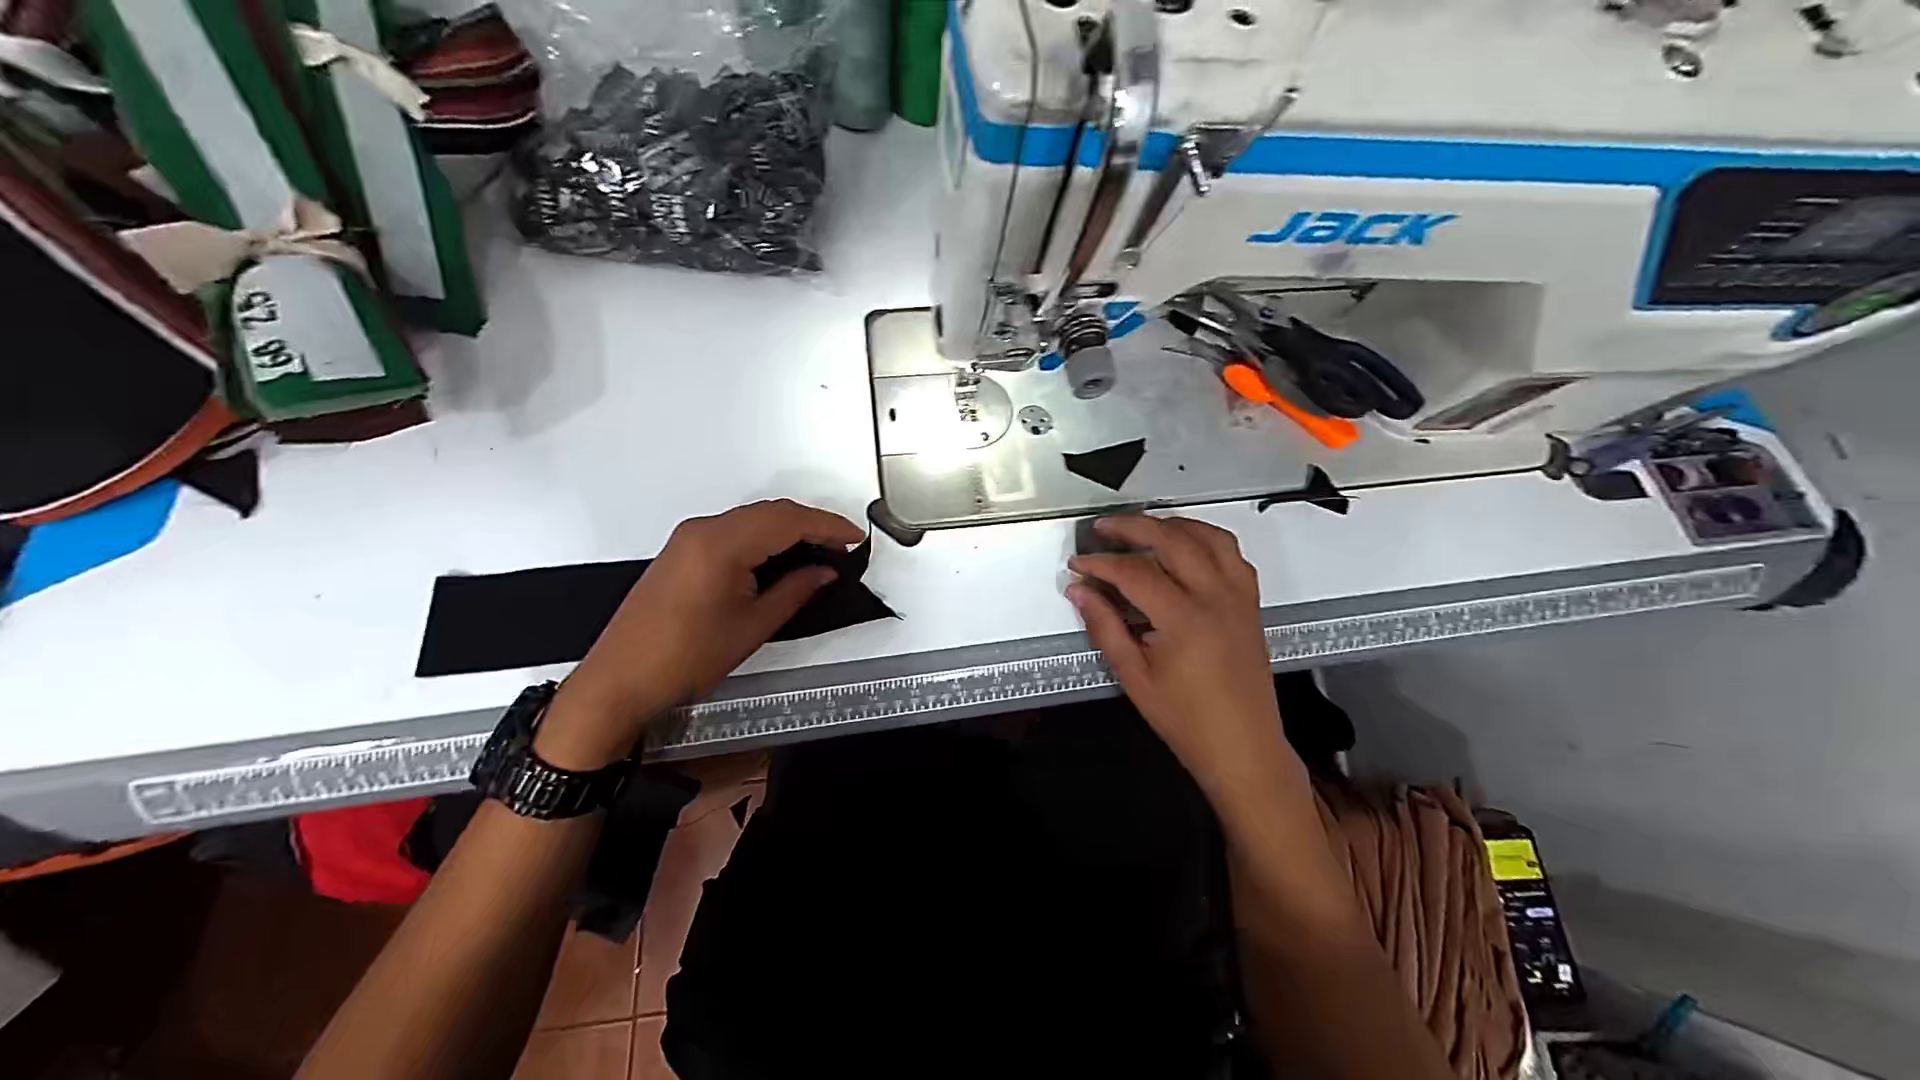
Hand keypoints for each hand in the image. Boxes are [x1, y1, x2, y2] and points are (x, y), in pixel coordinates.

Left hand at [538, 499, 864, 768]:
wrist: (620, 680)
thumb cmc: (682, 658)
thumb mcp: (752, 626)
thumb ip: (795, 591)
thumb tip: (824, 572)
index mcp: (721, 545)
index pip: (787, 521)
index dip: (827, 526)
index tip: (854, 537)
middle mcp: (703, 530)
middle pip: (770, 512)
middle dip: (811, 524)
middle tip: (842, 545)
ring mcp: (688, 538)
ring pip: (752, 517)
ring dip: (788, 528)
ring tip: (820, 550)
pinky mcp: (682, 550)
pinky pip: (734, 529)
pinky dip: (764, 536)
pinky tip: (781, 555)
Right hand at [1067, 516, 1306, 814]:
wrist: (1242, 747)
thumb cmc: (1190, 721)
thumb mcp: (1134, 676)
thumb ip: (1105, 627)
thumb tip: (1082, 593)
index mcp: (1186, 620)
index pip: (1135, 572)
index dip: (1101, 563)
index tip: (1080, 565)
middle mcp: (1217, 599)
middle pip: (1173, 539)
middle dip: (1133, 526)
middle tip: (1105, 528)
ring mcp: (1239, 598)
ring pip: (1209, 536)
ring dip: (1173, 524)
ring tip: (1144, 526)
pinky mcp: (1250, 603)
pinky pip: (1233, 553)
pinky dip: (1207, 538)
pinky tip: (1187, 545)